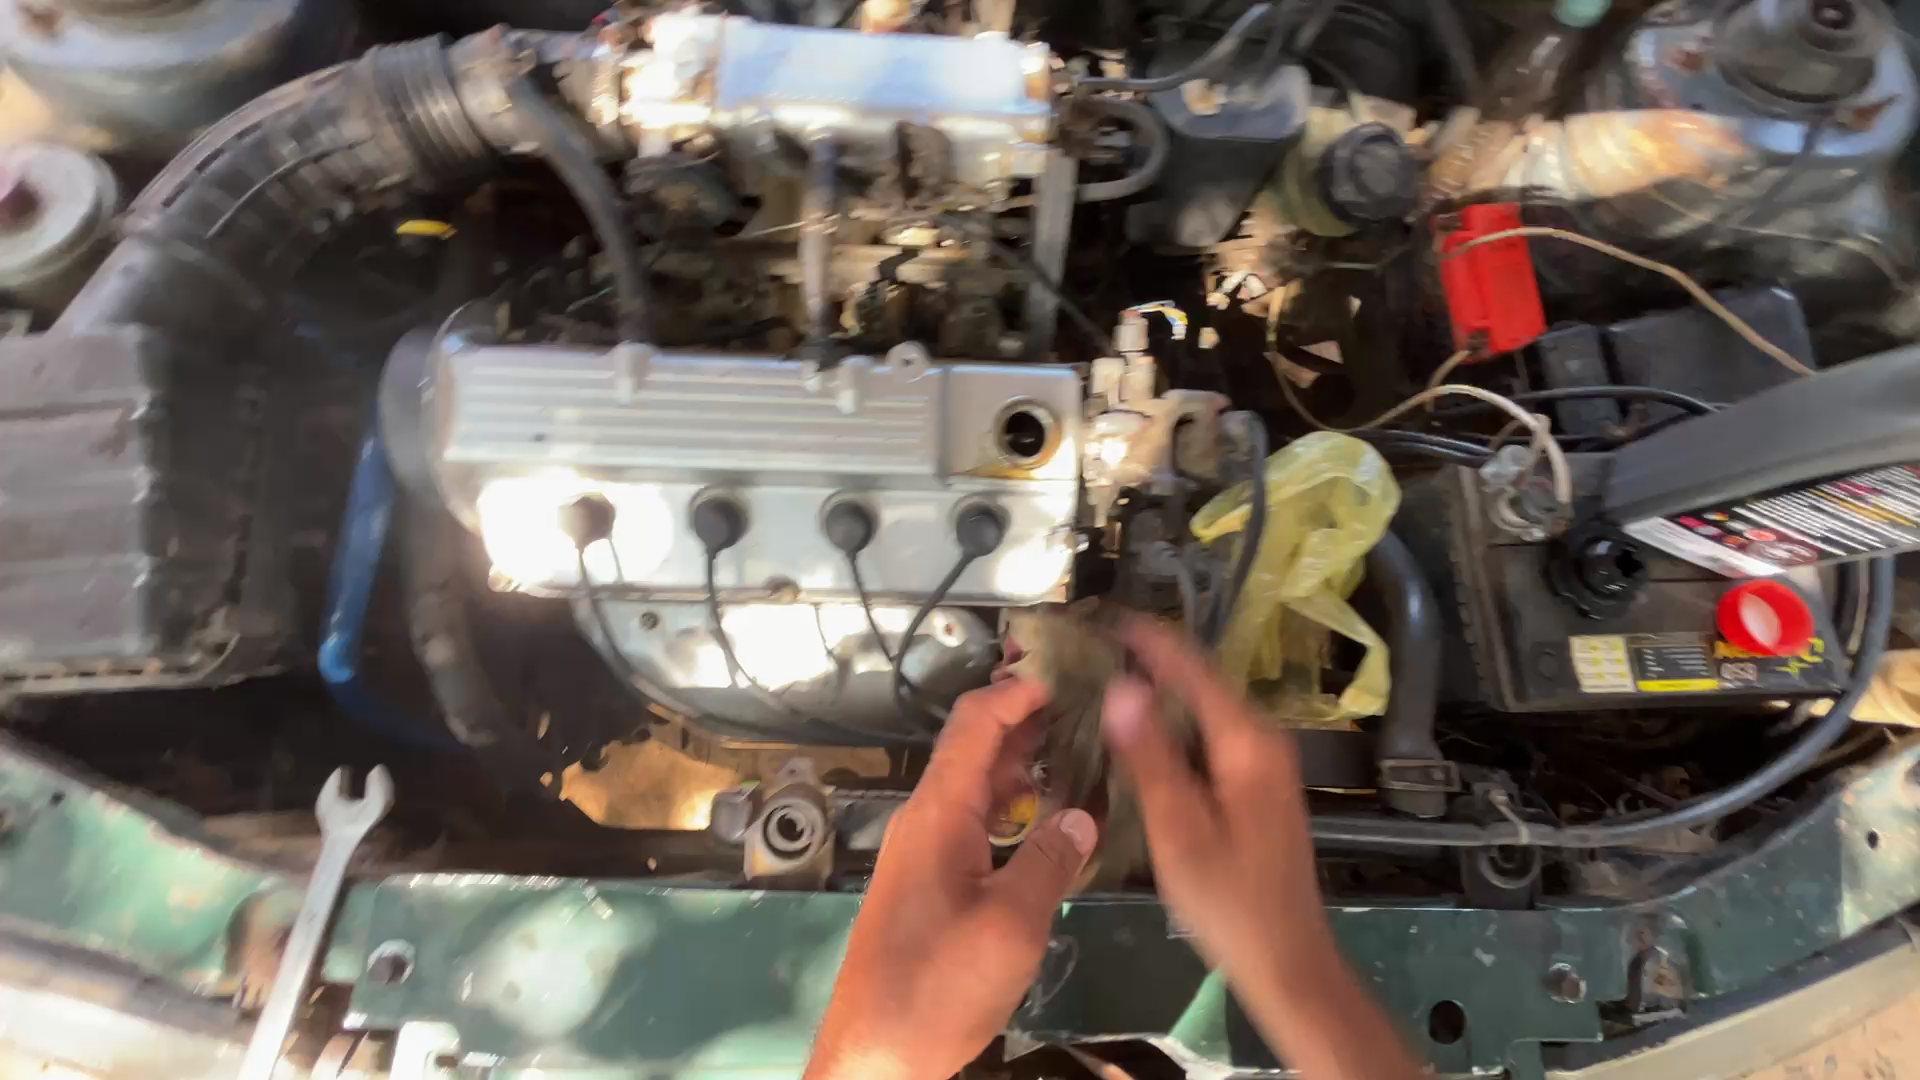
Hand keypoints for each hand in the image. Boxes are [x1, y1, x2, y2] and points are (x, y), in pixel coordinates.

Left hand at [807, 678, 1098, 1079]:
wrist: (872, 1056)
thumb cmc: (936, 985)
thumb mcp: (1008, 927)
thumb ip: (1049, 863)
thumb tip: (1085, 818)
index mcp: (939, 810)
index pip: (974, 724)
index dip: (1015, 692)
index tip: (1062, 676)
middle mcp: (928, 815)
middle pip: (974, 746)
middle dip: (1024, 719)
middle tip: (1082, 707)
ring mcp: (926, 846)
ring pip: (976, 783)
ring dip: (1020, 760)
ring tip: (1075, 748)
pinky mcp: (931, 876)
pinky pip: (975, 819)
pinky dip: (1011, 803)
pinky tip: (1046, 814)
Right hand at [1101, 615, 1422, 1079]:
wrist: (1288, 961)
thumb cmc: (1230, 900)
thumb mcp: (1180, 829)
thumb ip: (1149, 755)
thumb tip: (1120, 685)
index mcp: (1246, 740)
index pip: (1191, 665)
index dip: (1147, 637)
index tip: (1101, 616)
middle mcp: (1260, 736)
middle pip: (1199, 677)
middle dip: (1148, 655)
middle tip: (1090, 647)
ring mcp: (1261, 757)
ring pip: (1202, 701)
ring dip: (1157, 684)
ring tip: (1104, 672)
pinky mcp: (1254, 777)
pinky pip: (1206, 727)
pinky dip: (1170, 715)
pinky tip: (1137, 723)